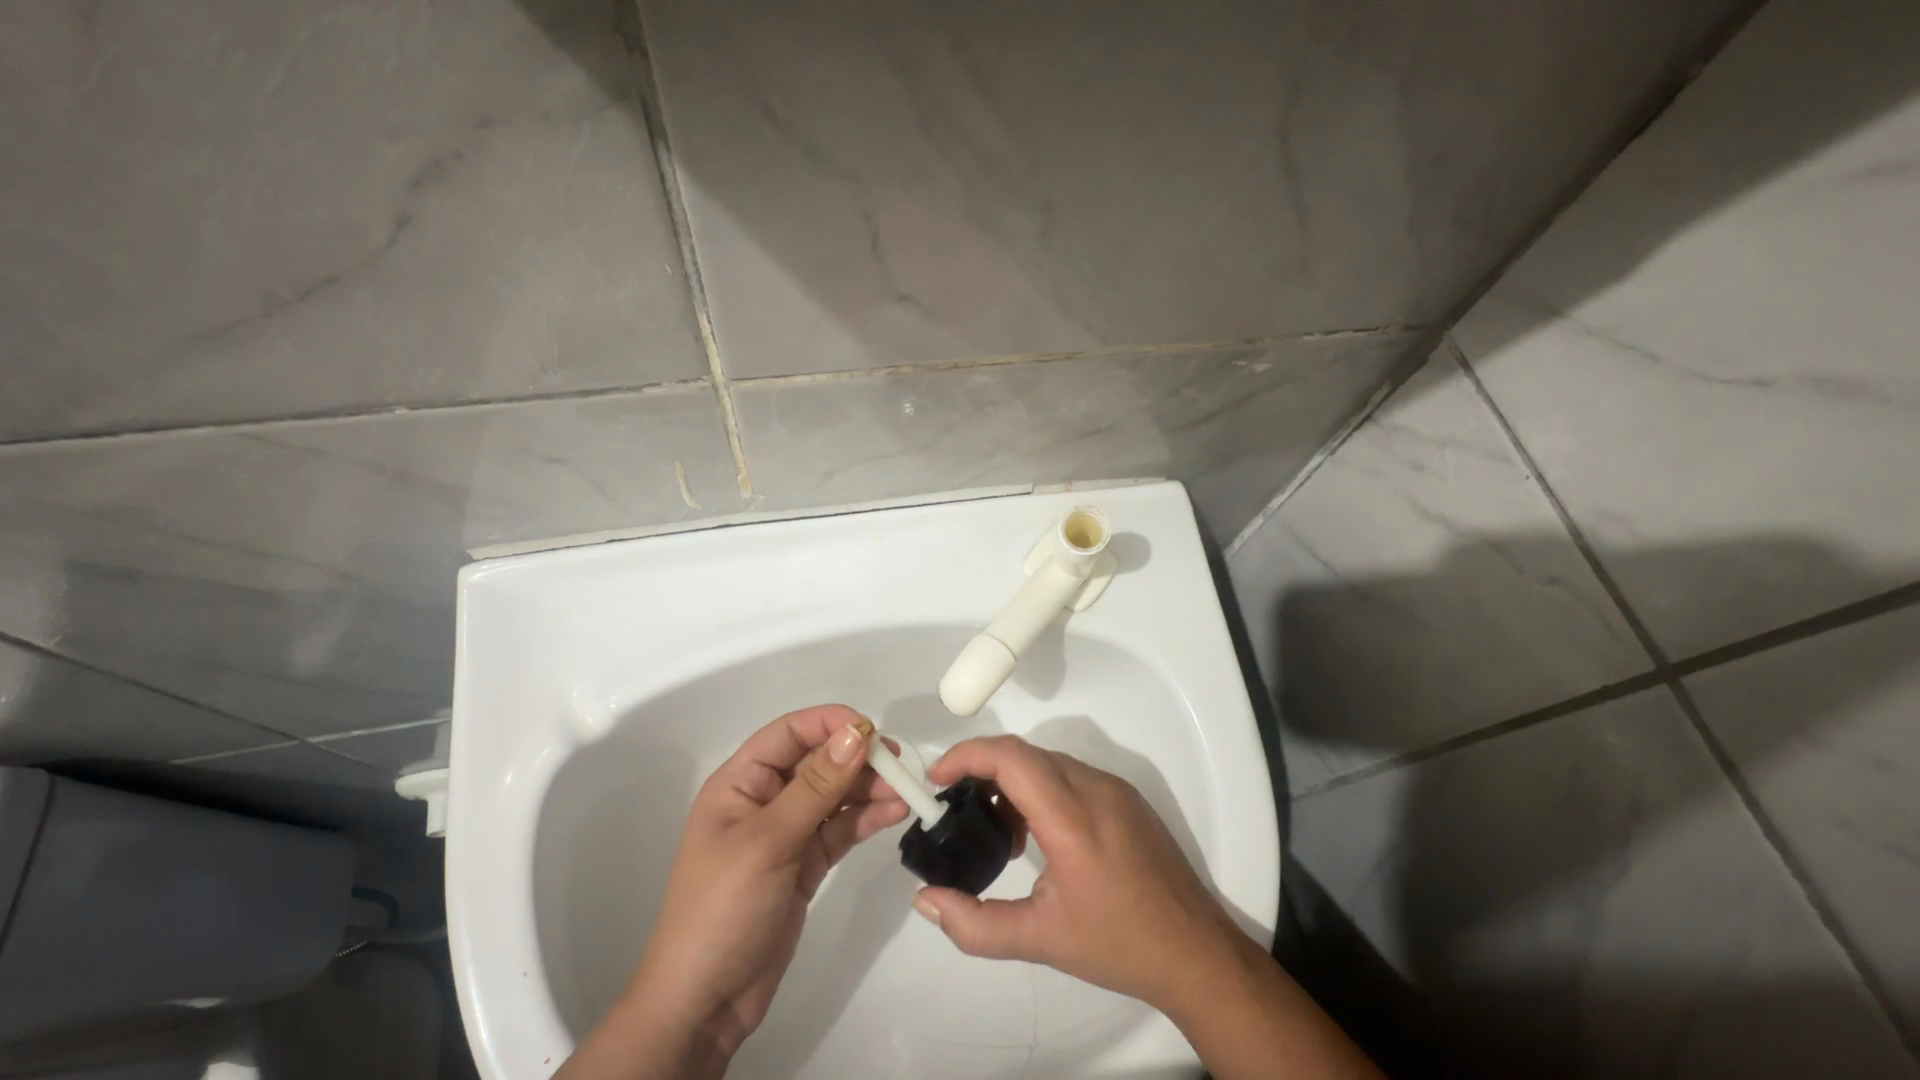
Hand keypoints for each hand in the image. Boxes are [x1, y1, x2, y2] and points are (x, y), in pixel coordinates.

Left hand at [562, 705, 906, 1078]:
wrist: (706, 998)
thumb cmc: (722, 908)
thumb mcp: (768, 841)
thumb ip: (816, 787)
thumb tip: (855, 733)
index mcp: (739, 783)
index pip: (789, 733)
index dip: (830, 723)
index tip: (874, 732)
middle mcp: (763, 801)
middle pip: (817, 762)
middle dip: (858, 759)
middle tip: (900, 769)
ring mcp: (785, 834)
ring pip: (834, 796)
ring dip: (868, 790)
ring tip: (905, 795)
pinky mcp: (804, 865)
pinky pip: (840, 830)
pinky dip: (865, 820)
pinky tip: (893, 815)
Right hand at [910, 735, 1246, 1013]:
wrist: (1196, 953)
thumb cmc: (1118, 945)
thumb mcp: (1040, 940)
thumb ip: (974, 924)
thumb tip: (925, 900)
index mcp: (1072, 819)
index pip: (1011, 758)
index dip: (966, 756)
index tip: (936, 781)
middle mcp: (1096, 790)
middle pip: (1026, 754)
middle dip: (983, 769)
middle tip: (956, 807)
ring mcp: (1117, 791)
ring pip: (1050, 763)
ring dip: (1013, 781)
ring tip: (997, 831)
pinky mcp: (1129, 801)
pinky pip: (1073, 776)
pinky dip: (1042, 789)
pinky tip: (1036, 835)